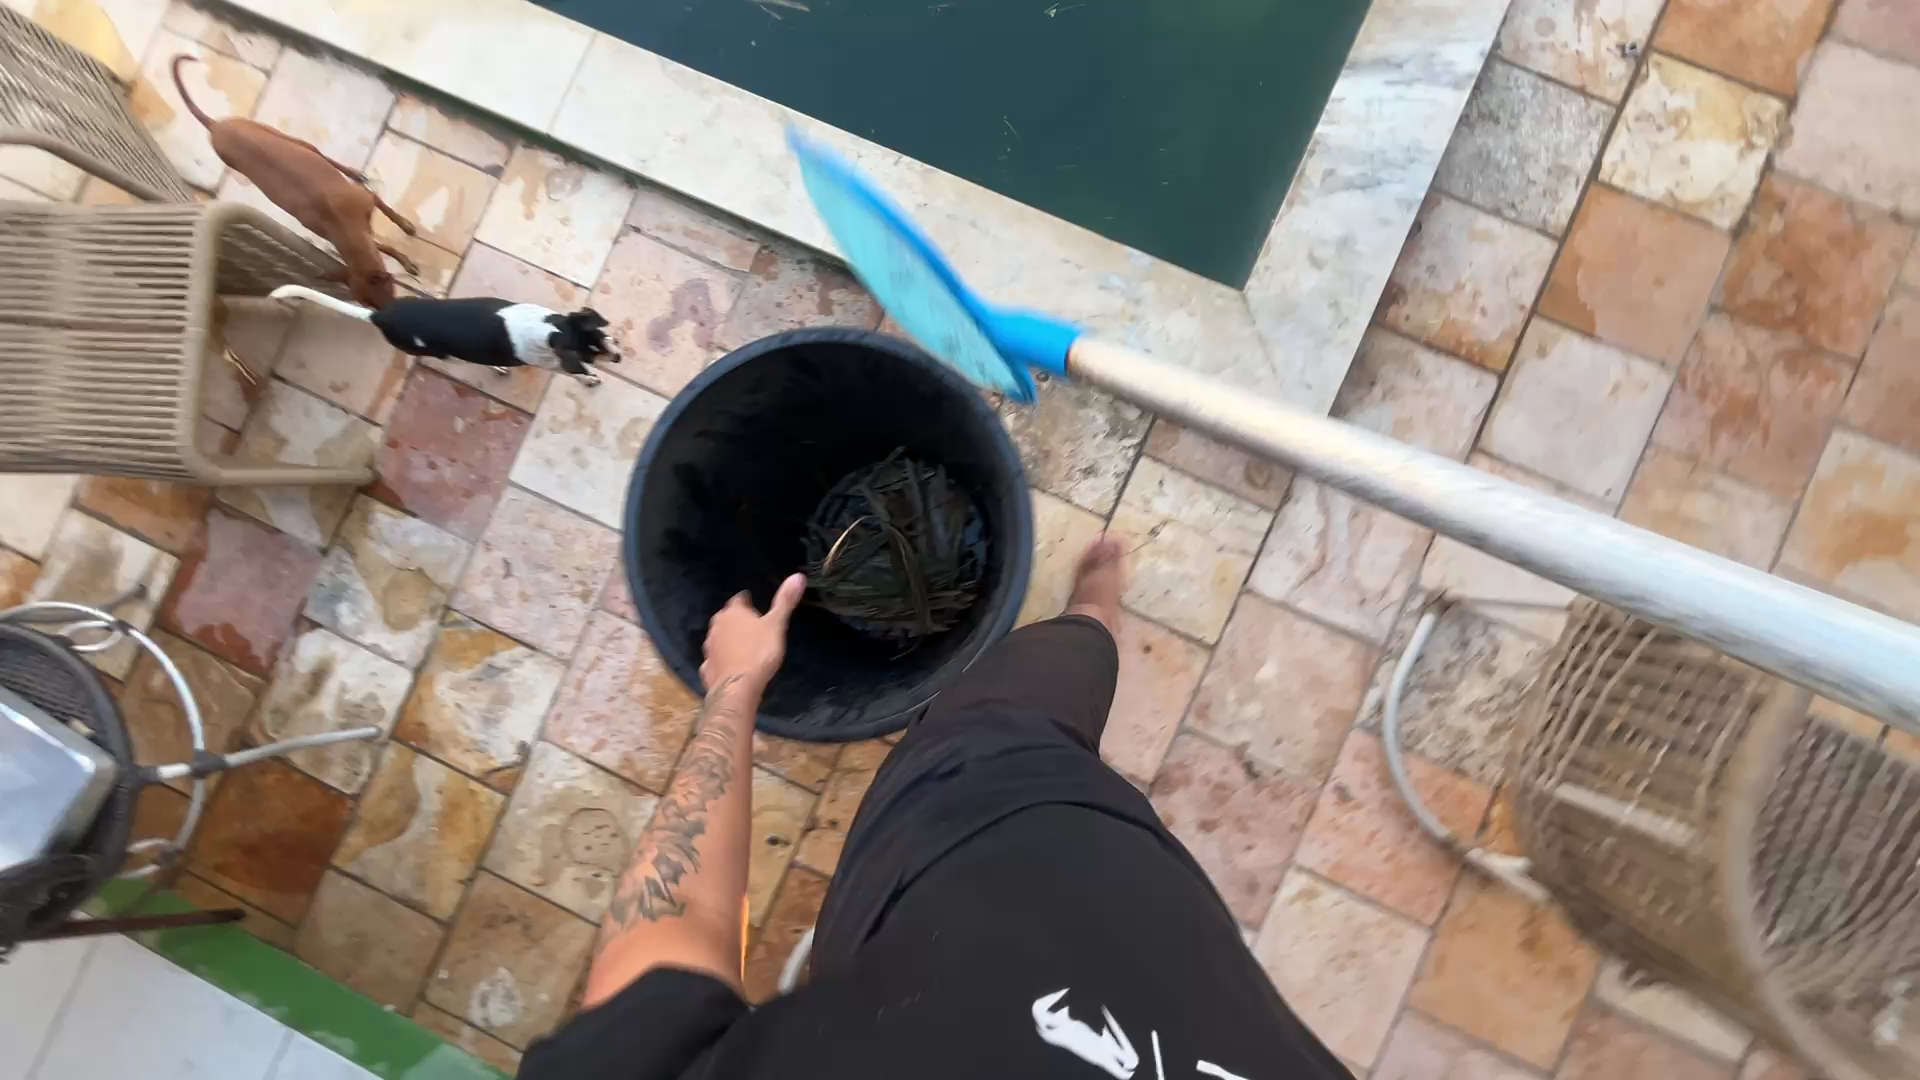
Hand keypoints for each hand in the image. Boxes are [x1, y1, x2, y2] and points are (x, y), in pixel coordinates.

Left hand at [700, 573, 804, 693]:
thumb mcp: (776, 625)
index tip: (755, 603)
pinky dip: (721, 658)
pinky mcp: (707, 667)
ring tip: (742, 643)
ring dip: (728, 638)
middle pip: (726, 617)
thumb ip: (785, 602)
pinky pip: (714, 658)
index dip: (748, 600)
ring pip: (718, 637)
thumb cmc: (759, 653)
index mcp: (734, 613)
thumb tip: (798, 576)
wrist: (737, 688)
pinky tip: (728, 664)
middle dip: (736, 618)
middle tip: (751, 624)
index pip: (739, 599)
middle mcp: (717, 626)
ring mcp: (710, 647)